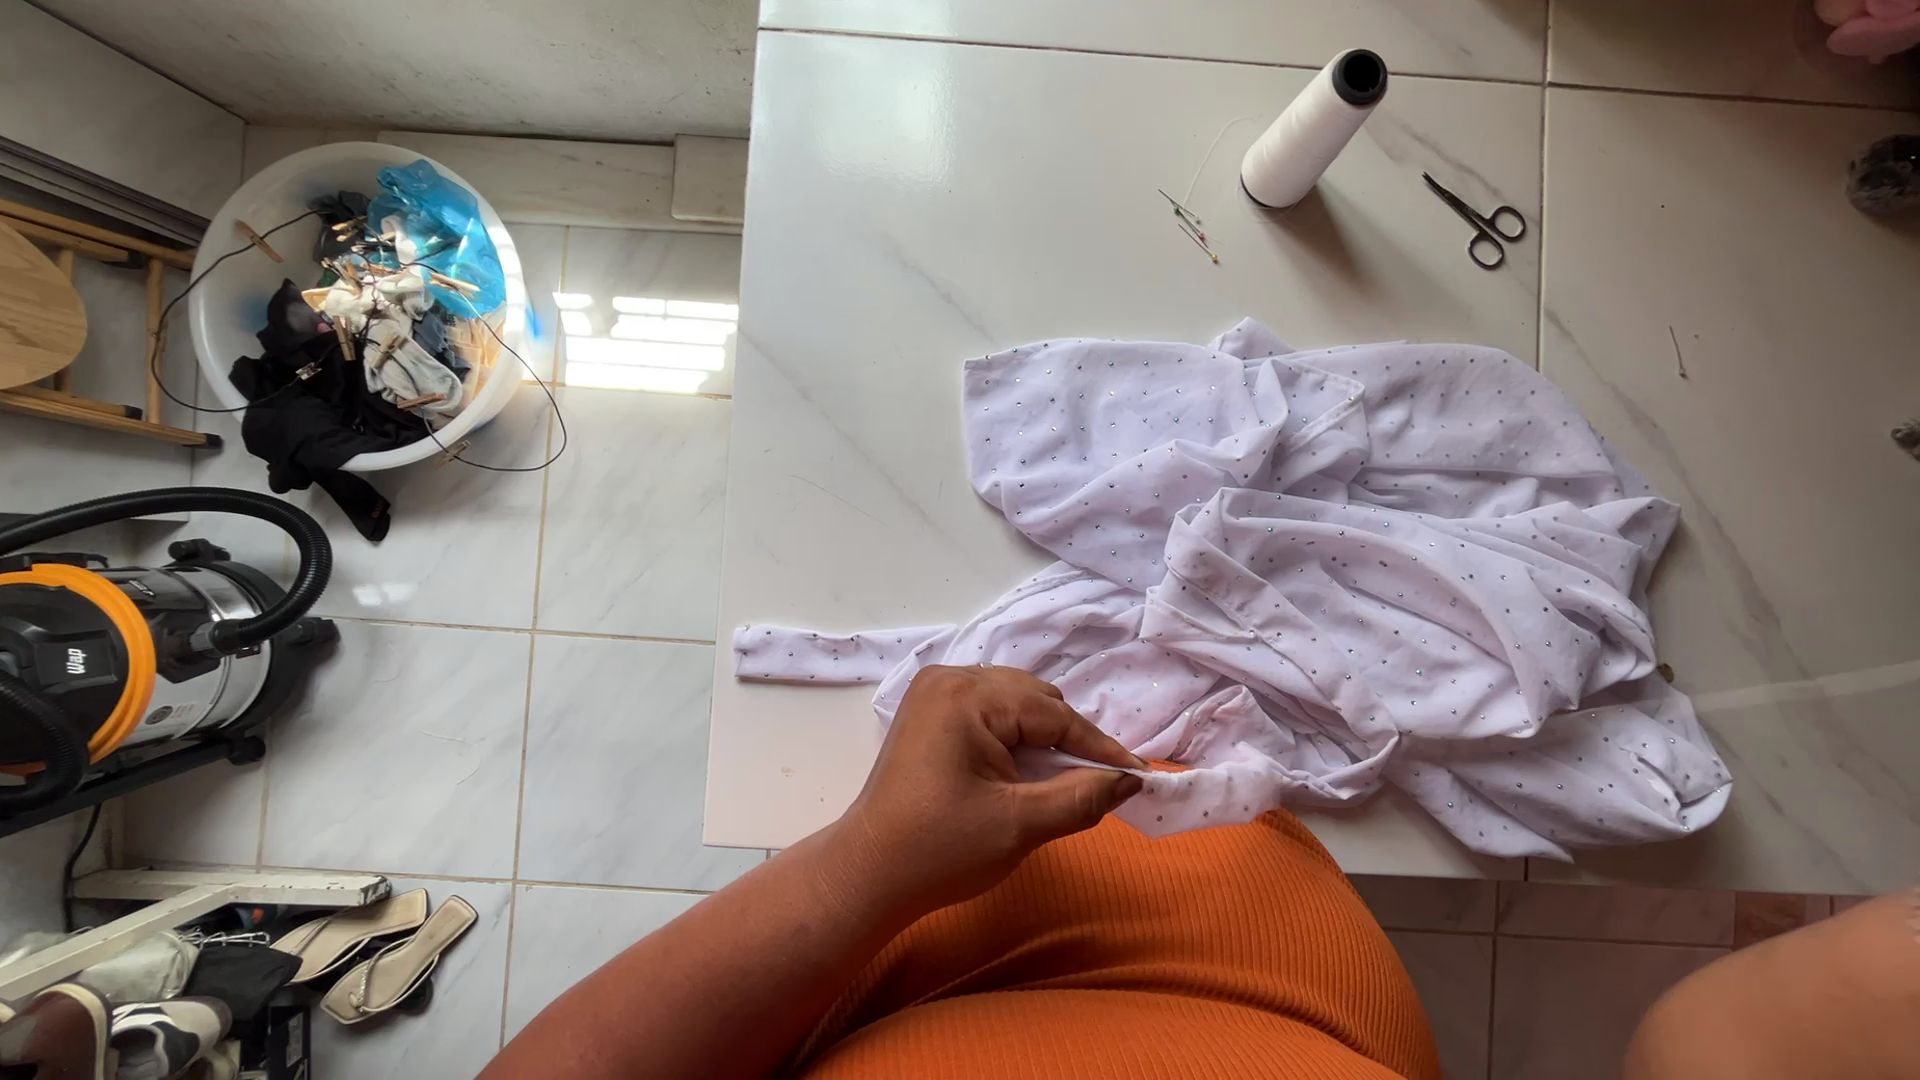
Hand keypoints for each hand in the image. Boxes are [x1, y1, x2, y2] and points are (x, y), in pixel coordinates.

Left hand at [823, 665, 1146, 916]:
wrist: (869, 872)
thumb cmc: (940, 850)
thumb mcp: (1020, 825)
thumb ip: (1080, 798)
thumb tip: (1129, 781)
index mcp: (968, 697)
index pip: (1052, 714)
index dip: (1098, 747)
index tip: (1139, 773)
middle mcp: (949, 678)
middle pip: (1034, 699)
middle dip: (1067, 740)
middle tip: (1096, 782)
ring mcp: (934, 690)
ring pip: (1014, 700)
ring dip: (1041, 735)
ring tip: (1058, 778)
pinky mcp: (928, 708)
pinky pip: (989, 707)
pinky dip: (1013, 733)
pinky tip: (1021, 767)